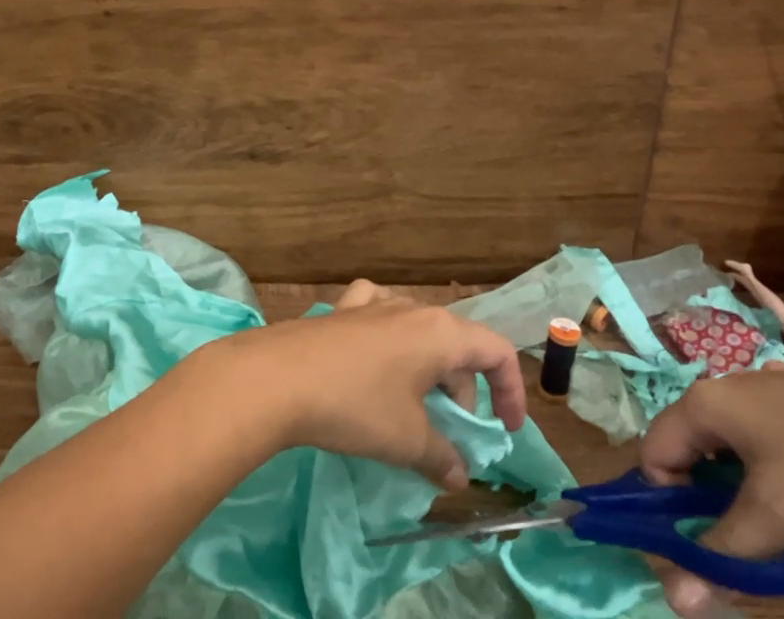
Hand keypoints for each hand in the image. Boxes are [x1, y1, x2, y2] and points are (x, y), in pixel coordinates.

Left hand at [185, 280, 526, 491]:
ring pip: (417, 333)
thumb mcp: (406, 441)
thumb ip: (441, 459)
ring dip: (425, 370)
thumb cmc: (353, 406)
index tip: (504, 431)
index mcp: (440, 332)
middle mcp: (410, 308)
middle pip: (455, 346)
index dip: (511, 392)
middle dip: (460, 393)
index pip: (496, 352)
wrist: (272, 380)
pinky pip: (376, 318)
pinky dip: (386, 340)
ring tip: (410, 406)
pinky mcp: (337, 312)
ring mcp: (370, 304)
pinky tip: (372, 360)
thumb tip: (458, 478)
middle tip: (445, 434)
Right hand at [640, 370, 783, 612]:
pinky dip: (766, 478)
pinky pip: (757, 445)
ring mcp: (761, 394)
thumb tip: (674, 601)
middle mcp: (721, 391)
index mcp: (701, 404)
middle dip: (705, 503)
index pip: (653, 457)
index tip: (708, 542)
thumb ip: (722, 554)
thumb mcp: (778, 515)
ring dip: (738, 495)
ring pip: (725, 452)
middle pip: (686, 453)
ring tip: (780, 526)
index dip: (668, 505)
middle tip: (746, 541)